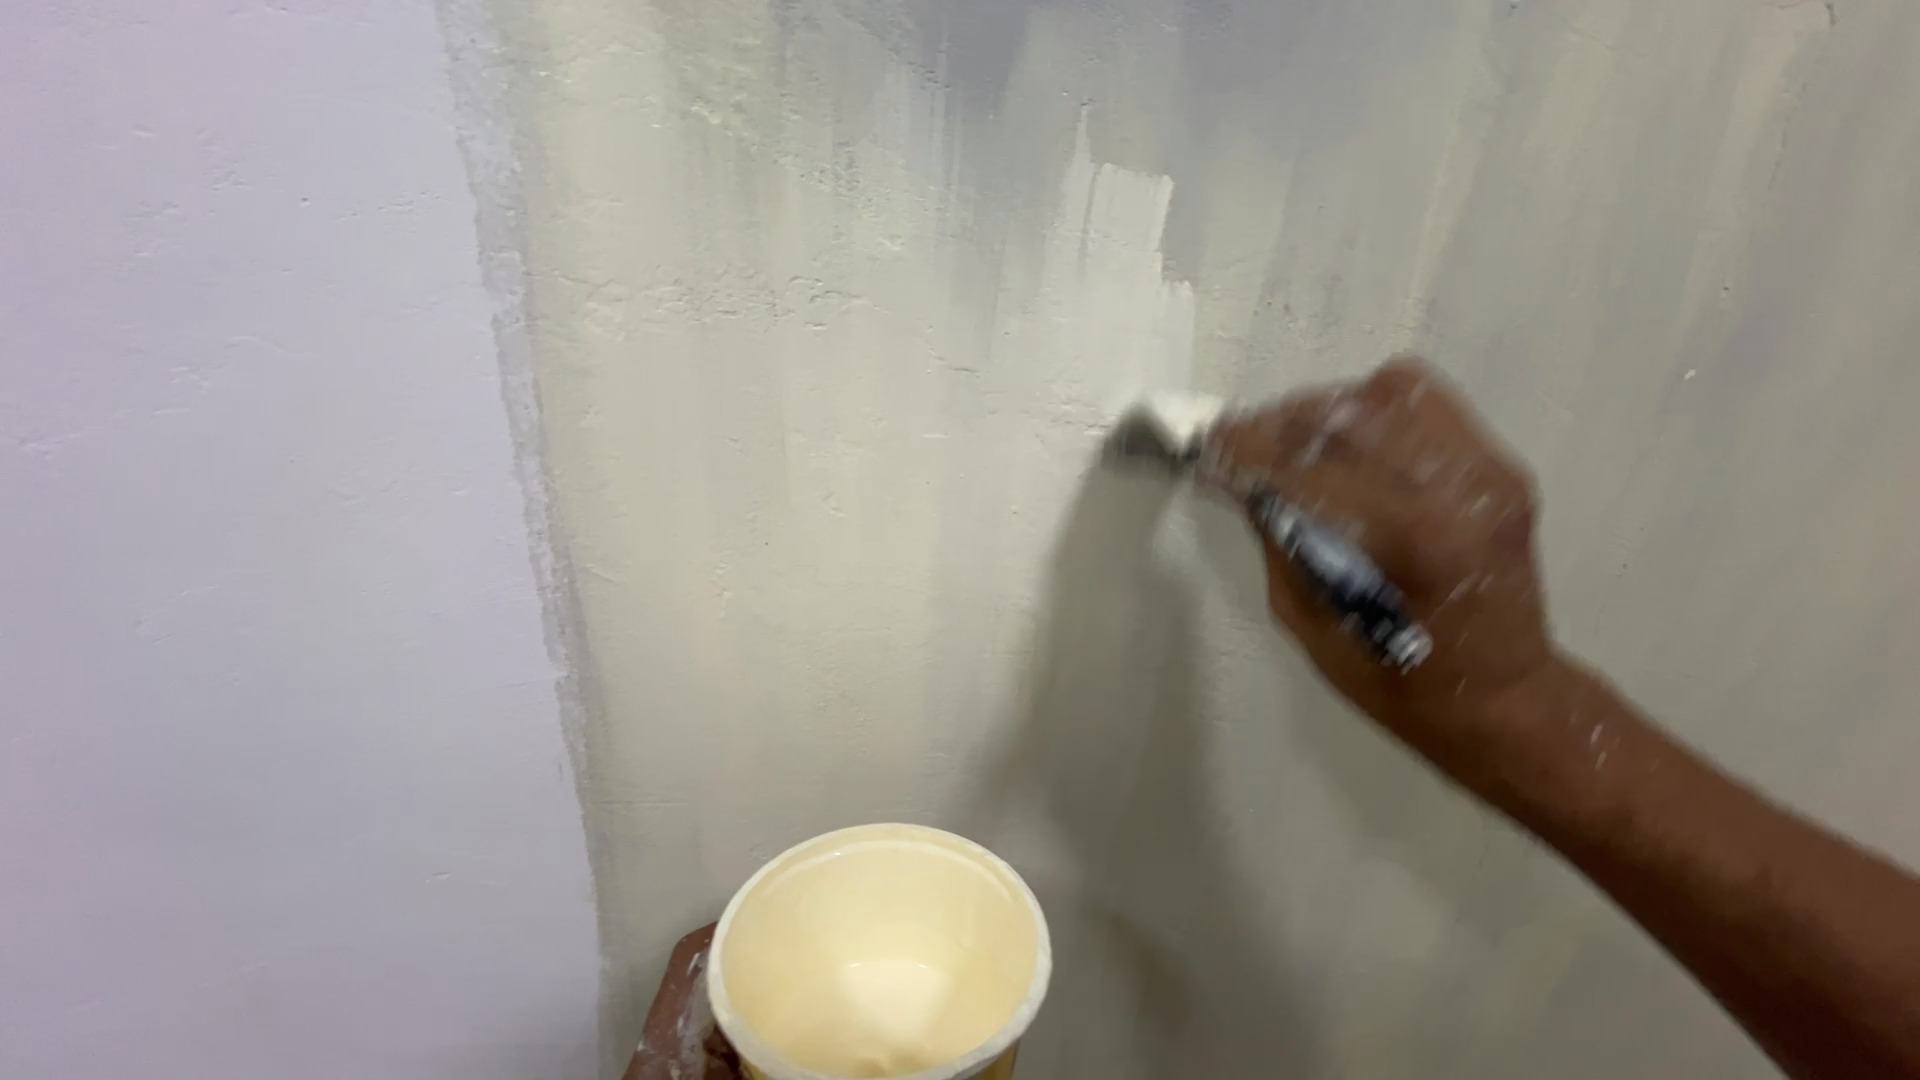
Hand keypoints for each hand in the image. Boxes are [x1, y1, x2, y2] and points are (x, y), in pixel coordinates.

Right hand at [1207, 356, 1558, 759]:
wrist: (1500, 694)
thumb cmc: (1393, 677)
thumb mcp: (1308, 616)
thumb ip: (1278, 536)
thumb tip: (1241, 477)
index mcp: (1410, 540)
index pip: (1308, 466)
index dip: (1247, 448)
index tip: (1207, 444)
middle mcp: (1459, 489)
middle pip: (1344, 418)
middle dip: (1276, 424)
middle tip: (1239, 443)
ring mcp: (1489, 470)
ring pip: (1386, 392)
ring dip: (1323, 410)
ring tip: (1291, 439)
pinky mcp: (1499, 464)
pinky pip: (1424, 403)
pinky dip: (1370, 410)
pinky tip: (1345, 441)